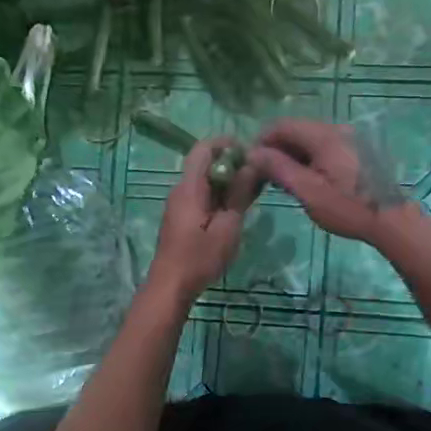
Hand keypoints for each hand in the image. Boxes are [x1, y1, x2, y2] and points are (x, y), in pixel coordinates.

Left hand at [148, 139, 261, 299]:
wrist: (170, 287)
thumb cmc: (199, 258)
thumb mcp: (227, 227)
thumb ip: (239, 194)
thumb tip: (252, 166)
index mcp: (189, 188)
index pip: (204, 148)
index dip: (227, 144)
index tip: (251, 153)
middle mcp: (181, 190)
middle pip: (205, 163)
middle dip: (232, 163)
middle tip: (259, 174)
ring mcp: (179, 204)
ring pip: (205, 180)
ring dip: (228, 180)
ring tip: (254, 190)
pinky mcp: (182, 217)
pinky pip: (202, 195)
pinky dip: (220, 194)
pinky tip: (238, 207)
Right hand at [248, 120, 419, 246]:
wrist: (392, 220)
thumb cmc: (348, 208)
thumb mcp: (308, 191)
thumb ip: (279, 169)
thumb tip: (253, 154)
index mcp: (324, 136)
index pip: (282, 126)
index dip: (261, 141)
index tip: (251, 164)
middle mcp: (337, 129)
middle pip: (297, 130)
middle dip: (277, 149)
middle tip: (266, 177)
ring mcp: (350, 138)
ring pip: (310, 139)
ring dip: (293, 155)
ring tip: (285, 182)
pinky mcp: (357, 150)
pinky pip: (325, 146)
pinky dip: (310, 158)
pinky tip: (308, 180)